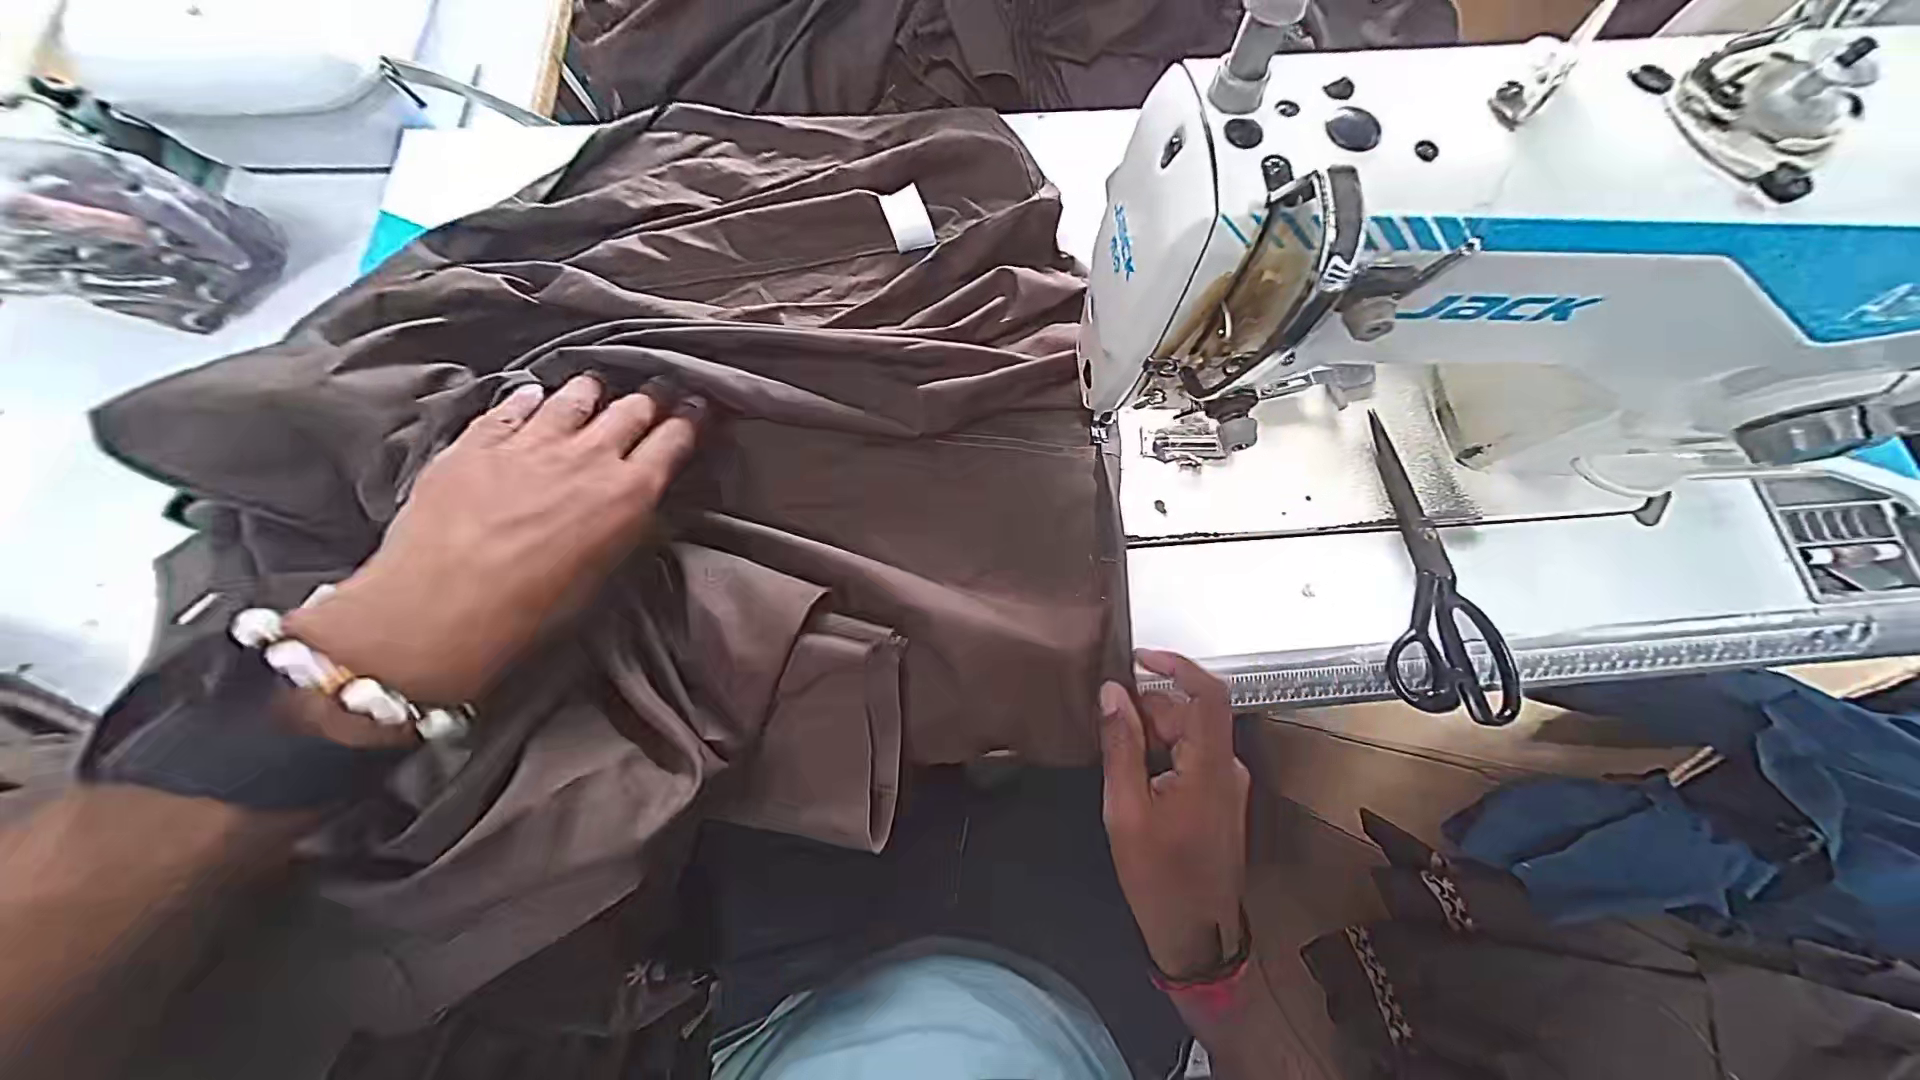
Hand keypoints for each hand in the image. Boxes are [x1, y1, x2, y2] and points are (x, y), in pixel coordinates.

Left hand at [285, 374, 702, 704]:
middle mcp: (589, 456)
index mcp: (630, 490)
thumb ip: (634, 526)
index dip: (692, 417)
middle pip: (632, 410)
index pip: (674, 439)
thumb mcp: (611, 568)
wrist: (448, 601)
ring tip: (597, 387)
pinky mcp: (480, 442)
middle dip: (652, 396)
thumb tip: (649, 505)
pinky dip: (529, 398)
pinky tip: (533, 394)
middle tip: (659, 390)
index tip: (699, 403)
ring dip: (593, 391)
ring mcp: (532, 443)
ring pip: (575, 398)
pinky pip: (513, 407)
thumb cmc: (541, 602)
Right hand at [1098, 649, 1250, 979]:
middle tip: (1108, 729)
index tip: (1140, 657)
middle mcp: (1227, 767)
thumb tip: (1112, 693)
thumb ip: (1120, 745)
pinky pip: (1191, 754)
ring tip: (1118, 760)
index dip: (1177, 665)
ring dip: (1152, 732)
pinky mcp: (1220, 795)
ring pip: (1187, 733)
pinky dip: (1162, 751)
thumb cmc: (1159, 877)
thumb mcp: (1125, 809)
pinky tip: (1136, 775)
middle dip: (1147, 710)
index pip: (1208, 695)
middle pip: (1189, 713)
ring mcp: (1227, 783)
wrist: (1196, 935)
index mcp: (1209, 768)